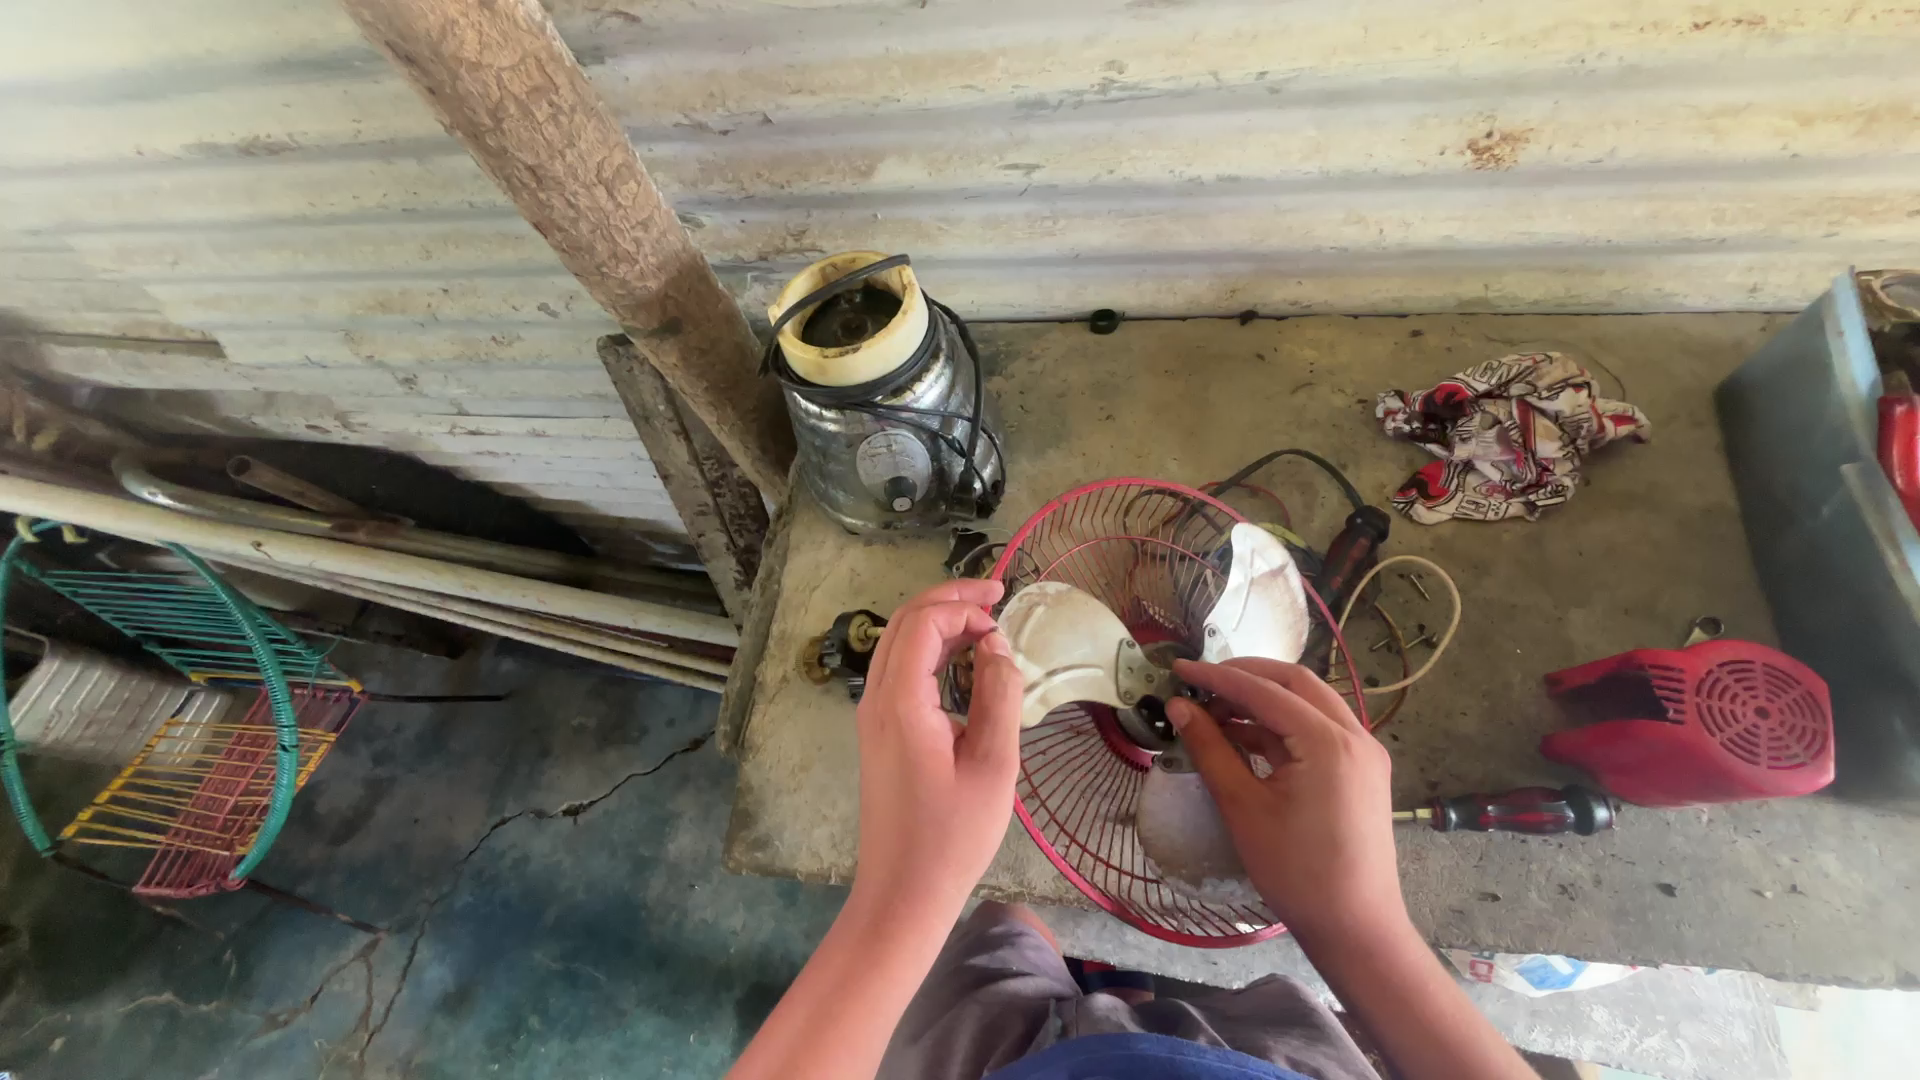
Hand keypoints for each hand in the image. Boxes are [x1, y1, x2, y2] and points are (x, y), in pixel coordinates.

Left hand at [852, 579, 1023, 911]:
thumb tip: (996, 647)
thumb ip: (998, 696)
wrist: (903, 893)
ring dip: (938, 621)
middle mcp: (876, 698)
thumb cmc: (952, 836)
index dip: (963, 607)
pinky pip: (900, 669)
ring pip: (898, 643)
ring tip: (985, 620)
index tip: (1002, 621)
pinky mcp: (879, 730)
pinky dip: (930, 650)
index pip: (923, 623)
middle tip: (996, 593)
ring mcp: (872, 714)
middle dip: (949, 598)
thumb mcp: (993, 764)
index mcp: (900, 702)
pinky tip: (962, 659)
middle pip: (904, 622)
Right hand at [1166, 657, 1406, 942]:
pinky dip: (1280, 724)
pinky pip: (1317, 729)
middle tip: (1200, 683)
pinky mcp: (1361, 771)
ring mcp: (1363, 753)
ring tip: (1215, 710)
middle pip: (1294, 683)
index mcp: (1329, 742)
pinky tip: (1244, 736)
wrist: (1356, 930)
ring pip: (1308, 703)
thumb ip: (1210, 748)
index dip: (1216, 677)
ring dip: (1263, 698)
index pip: (1264, 691)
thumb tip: (1179, 708)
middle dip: (1245, 676)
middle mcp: (1354, 736)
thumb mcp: (1242, 806)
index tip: (1178, 669)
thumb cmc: (1295, 870)